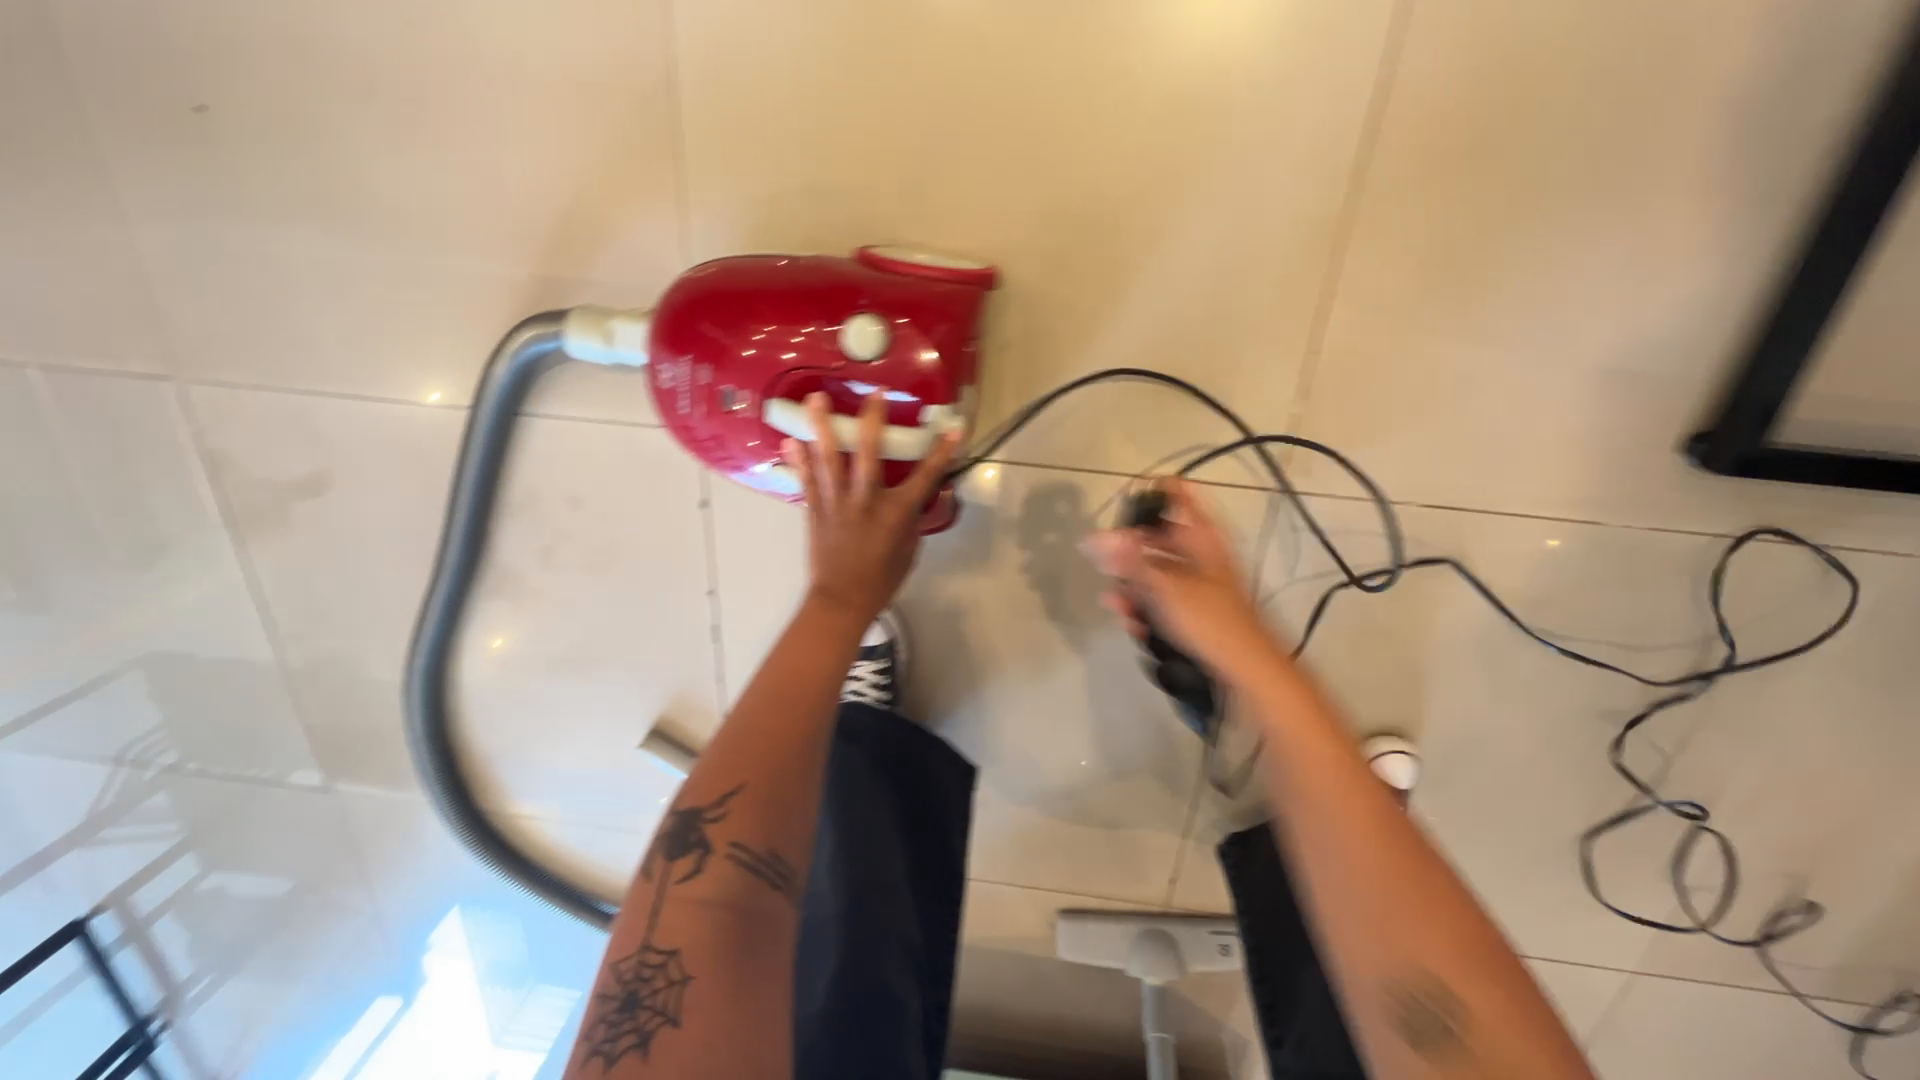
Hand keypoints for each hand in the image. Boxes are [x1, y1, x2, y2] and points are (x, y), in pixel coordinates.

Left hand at [782, 391, 960, 625]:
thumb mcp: (910, 550)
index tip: (954, 426)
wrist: (842, 601)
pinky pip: (805, 480)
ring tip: (817, 399)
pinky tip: (789, 439)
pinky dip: (797, 460)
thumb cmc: (881, 580)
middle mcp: (866, 500)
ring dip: (822, 426)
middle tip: (875, 392)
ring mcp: (836, 503)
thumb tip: (917, 496)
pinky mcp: (815, 510)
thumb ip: (912, 519)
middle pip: (868, 451)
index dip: (942, 450)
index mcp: (896, 512)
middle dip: (872, 419)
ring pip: (828, 458)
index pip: (926, 475)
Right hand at [1085, 478, 1279, 674]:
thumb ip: (1129, 562)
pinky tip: (1133, 624)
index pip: (1179, 496)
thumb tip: (1094, 538)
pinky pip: (1161, 601)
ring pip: (1155, 574)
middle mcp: (1200, 555)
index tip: (1125, 499)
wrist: (1246, 668)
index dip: (1152, 493)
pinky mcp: (1193, 611)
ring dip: (1132, 590)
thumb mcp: (1165, 588)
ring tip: (1117, 606)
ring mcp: (1197, 584)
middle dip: (1128, 556)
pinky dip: (1145, 610)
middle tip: (1107, 565)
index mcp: (1202, 538)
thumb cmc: (1209, 620)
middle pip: (1157, 540)